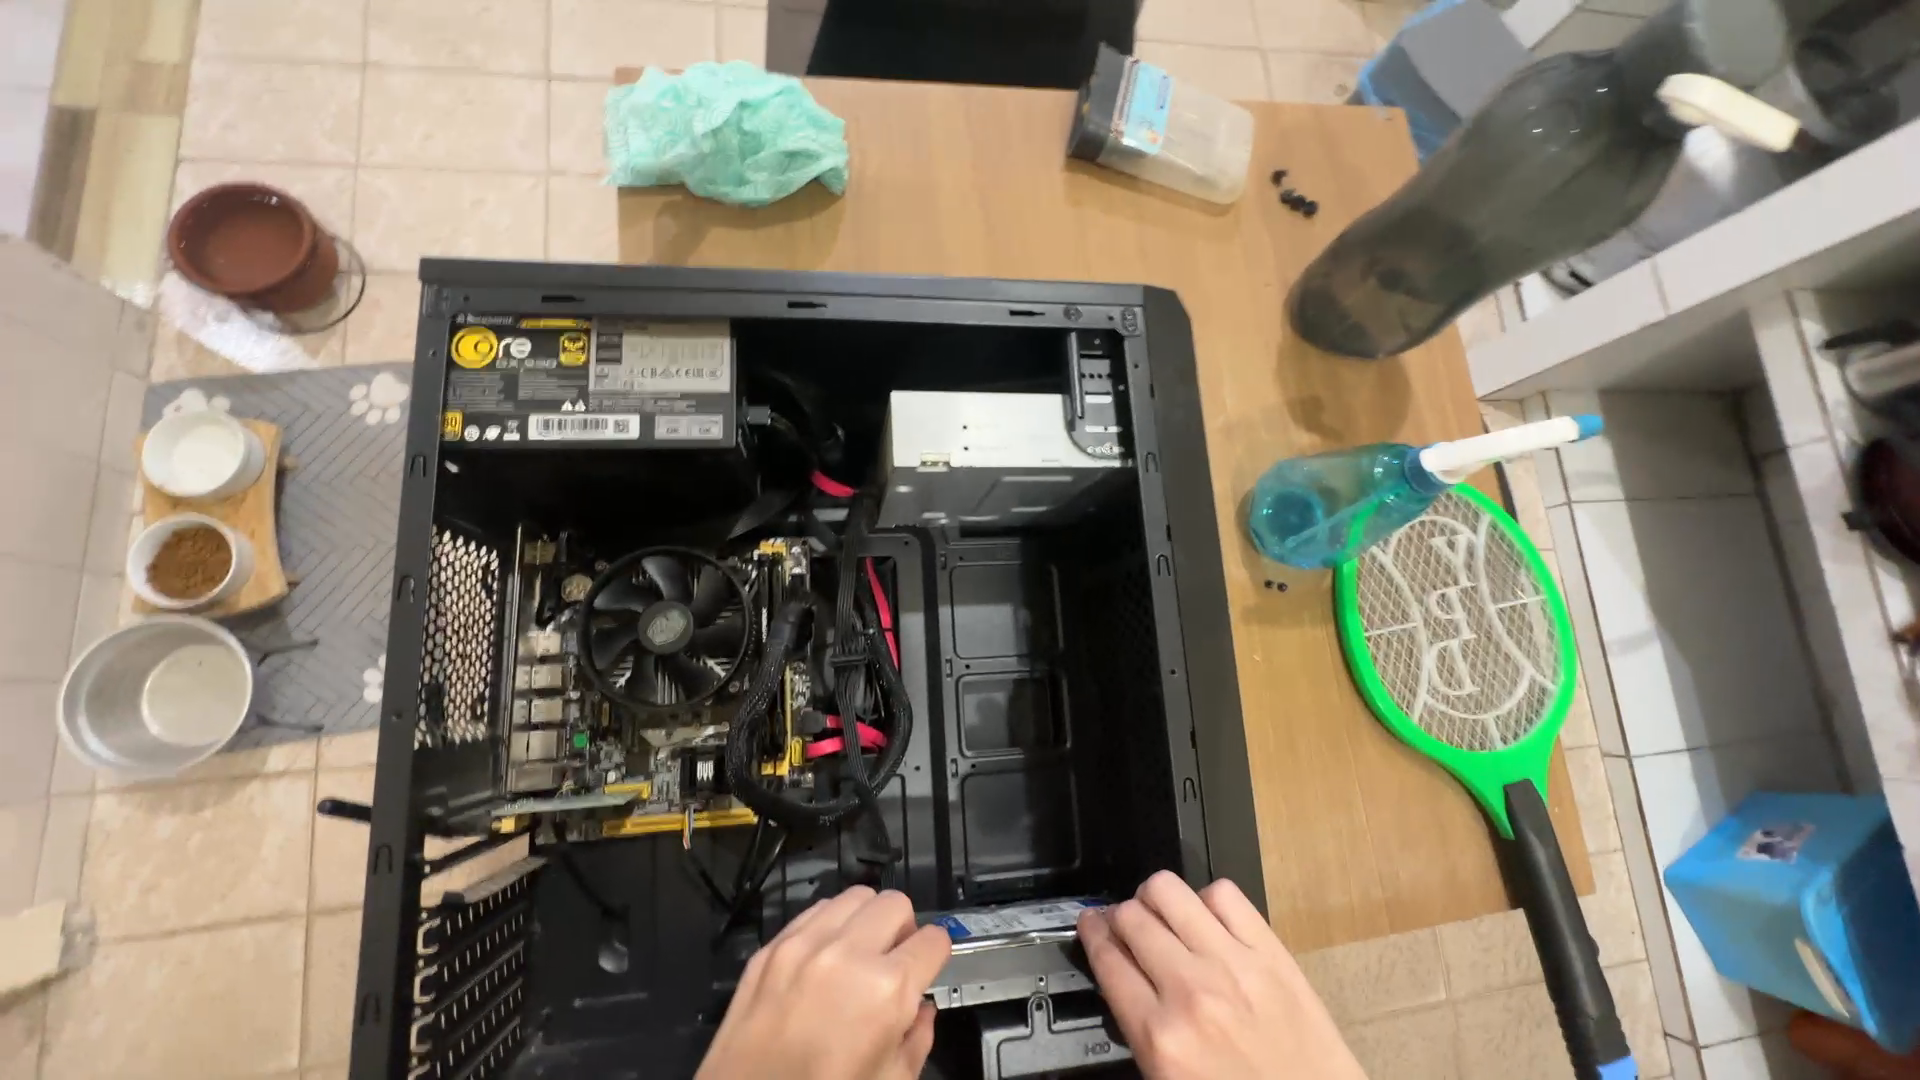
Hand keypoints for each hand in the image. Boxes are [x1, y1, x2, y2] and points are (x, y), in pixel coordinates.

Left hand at [697, 885, 951, 1079]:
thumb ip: (916, 1040)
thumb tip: (920, 1011)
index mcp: (886, 988)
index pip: (934, 939)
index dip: (936, 955)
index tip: (929, 966)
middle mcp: (847, 952)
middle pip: (896, 903)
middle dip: (904, 929)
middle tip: (895, 959)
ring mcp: (804, 944)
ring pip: (855, 896)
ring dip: (866, 919)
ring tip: (859, 953)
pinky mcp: (771, 947)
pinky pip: (814, 911)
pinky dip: (829, 925)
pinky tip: (825, 957)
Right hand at [1079, 871, 1365, 1079]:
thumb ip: (1140, 1028)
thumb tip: (1119, 972)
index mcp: (1160, 1038)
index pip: (1107, 958)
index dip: (1092, 933)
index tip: (1091, 925)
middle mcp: (1190, 993)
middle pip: (1130, 917)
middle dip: (1119, 916)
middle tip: (1124, 923)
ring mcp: (1233, 966)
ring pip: (1167, 891)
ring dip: (1154, 898)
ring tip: (1160, 912)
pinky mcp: (1272, 954)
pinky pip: (1223, 894)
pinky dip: (1206, 899)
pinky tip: (1207, 920)